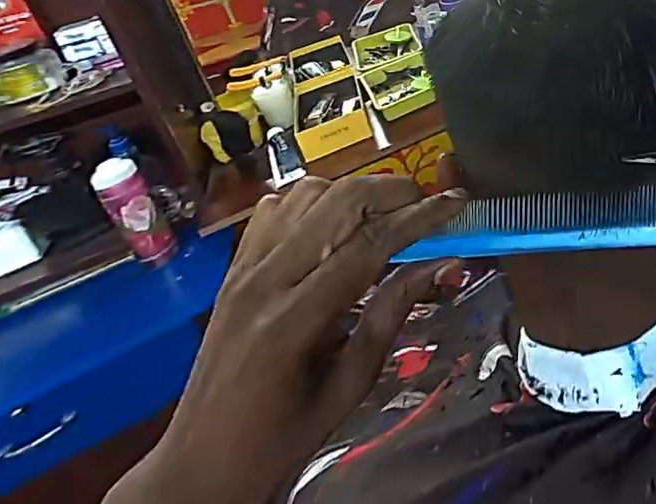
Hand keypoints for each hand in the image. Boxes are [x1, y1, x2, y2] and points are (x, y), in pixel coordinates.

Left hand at [108, 176, 465, 503]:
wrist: (198, 463)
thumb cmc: (280, 438)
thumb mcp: (349, 386)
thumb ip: (393, 314)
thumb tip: (444, 263)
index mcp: (294, 319)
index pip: (371, 243)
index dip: (421, 217)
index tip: (457, 201)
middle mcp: (265, 278)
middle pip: (341, 201)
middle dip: (394, 191)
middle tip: (427, 205)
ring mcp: (244, 264)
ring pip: (310, 191)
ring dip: (356, 192)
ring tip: (386, 215)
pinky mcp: (235, 262)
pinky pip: (279, 204)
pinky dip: (315, 198)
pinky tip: (335, 221)